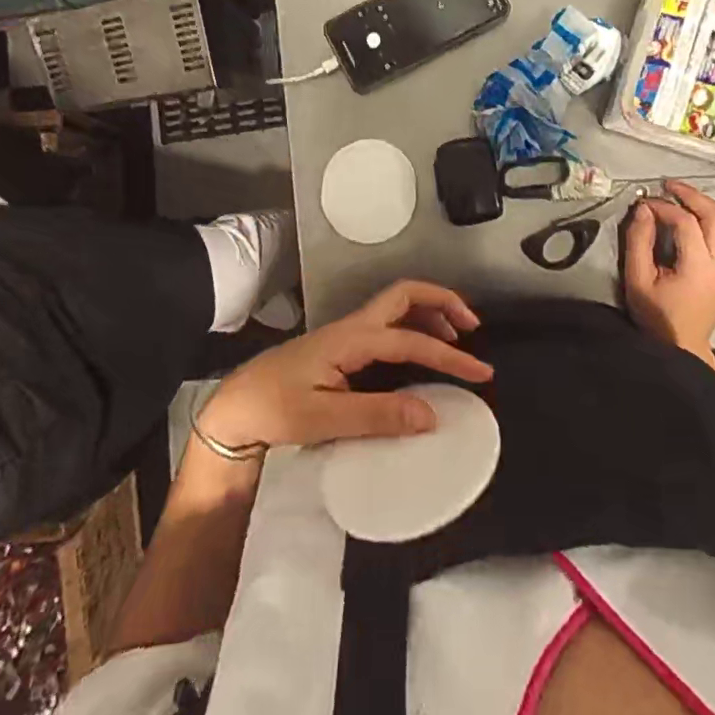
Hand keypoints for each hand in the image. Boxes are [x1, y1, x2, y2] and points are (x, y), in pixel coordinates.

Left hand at [196, 280, 494, 451]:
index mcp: (349, 340)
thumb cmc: (273, 411)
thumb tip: (431, 414)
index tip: (479, 374)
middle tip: (471, 326)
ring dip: (428, 313)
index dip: (449, 355)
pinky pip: (384, 327)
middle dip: (441, 303)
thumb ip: (377, 415)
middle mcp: (349, 329)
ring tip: (456, 335)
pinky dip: (411, 328)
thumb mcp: (323, 419)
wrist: (235, 410)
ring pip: (394, 308)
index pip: (410, 339)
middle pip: (402, 296)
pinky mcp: (338, 348)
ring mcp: (343, 336)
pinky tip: (419, 351)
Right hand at [622, 180, 714, 370]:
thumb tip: (643, 210)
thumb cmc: (656, 315)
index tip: (644, 202)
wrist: (682, 344)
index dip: (665, 207)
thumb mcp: (638, 279)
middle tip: (670, 185)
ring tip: (688, 197)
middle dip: (692, 196)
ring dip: (710, 205)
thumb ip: (639, 243)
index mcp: (698, 264)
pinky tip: (705, 216)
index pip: (686, 222)